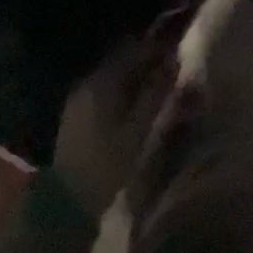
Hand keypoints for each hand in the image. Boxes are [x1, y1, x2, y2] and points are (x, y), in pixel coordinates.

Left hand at [50, 34, 178, 215]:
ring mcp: (76, 102)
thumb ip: (158, 91)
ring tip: (158, 86)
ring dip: (134, 78)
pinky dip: (122, 93)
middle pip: (121, 61)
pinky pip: (103, 93)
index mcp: (103, 82)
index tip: (181, 49)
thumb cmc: (112, 166)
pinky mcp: (74, 120)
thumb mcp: (143, 128)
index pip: (135, 48)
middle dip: (147, 61)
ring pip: (112, 77)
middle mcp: (86, 84)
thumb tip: (173, 61)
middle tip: (173, 67)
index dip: (160, 46)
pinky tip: (136, 105)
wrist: (71, 206)